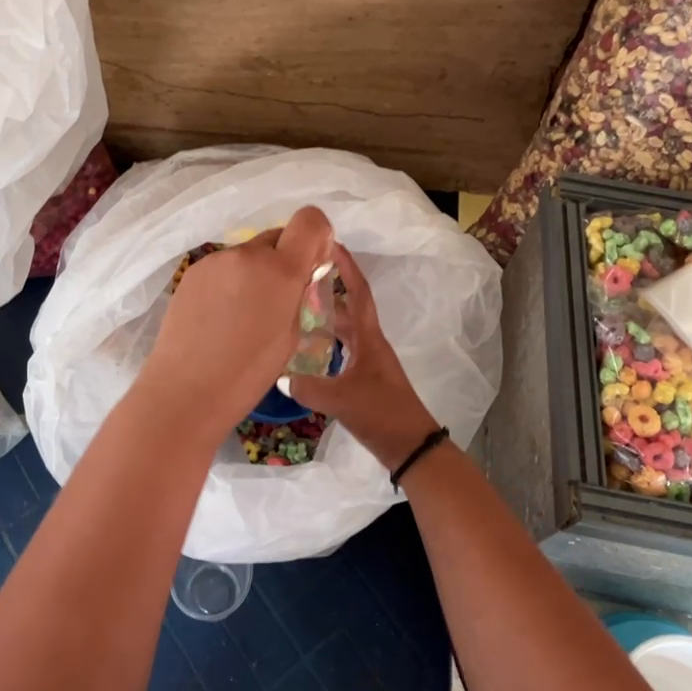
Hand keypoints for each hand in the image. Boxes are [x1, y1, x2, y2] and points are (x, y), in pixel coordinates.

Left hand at [130, 206, 336, 441]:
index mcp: (280, 271)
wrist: (184, 391)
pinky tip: (220, 317)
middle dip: (284, 260)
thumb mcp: (290, 335)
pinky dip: (230, 282)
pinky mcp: (192, 272)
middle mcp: (247, 255)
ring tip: (243, 315)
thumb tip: (300, 275)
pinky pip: (224, 268)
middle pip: (277, 238)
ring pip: (248, 255)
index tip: (313, 261)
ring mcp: (215, 261)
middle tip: (278, 299)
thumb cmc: (247, 374)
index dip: (317, 235)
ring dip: (255, 273)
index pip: (309, 221)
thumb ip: (298, 295)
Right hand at [288, 246, 440, 470]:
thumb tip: (279, 376)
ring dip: (324, 317)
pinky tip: (305, 350)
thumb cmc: (382, 414)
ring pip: (344, 330)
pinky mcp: (364, 379)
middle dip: (327, 289)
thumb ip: (308, 387)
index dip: (347, 267)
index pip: (358, 292)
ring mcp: (368, 362)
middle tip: (299, 277)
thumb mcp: (341, 400)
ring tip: (295, 308)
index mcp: (369, 339)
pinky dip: (324, 344)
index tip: (331, 243)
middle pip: (347, 308)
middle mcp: (370, 344)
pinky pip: (341, 350)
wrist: (412, 447)